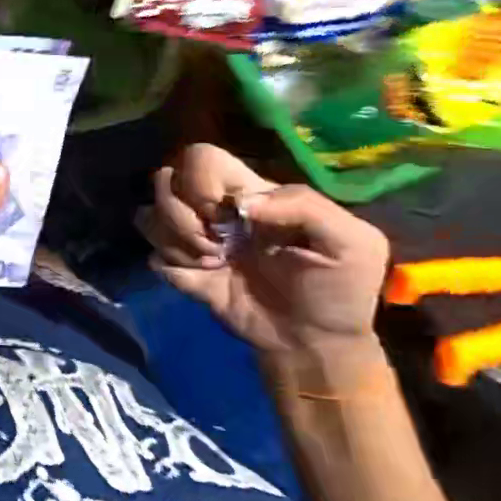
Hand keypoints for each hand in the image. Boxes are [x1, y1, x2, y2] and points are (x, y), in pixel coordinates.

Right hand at [140, 144, 387, 357]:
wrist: (316, 342)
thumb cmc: (338, 288)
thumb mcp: (352, 242)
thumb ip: (305, 207)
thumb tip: (240, 204)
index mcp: (250, 192)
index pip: (200, 157)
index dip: (201, 181)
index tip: (227, 215)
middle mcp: (214, 209)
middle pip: (164, 180)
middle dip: (180, 214)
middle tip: (214, 244)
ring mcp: (195, 240)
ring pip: (148, 214)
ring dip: (174, 240)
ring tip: (209, 264)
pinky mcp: (182, 272)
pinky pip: (152, 256)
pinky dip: (170, 267)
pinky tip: (199, 280)